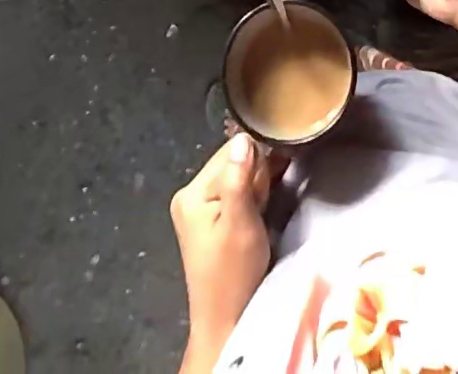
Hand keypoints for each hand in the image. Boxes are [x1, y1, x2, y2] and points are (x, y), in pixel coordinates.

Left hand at [171, 133, 274, 360]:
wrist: (227, 320)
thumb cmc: (234, 273)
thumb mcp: (240, 222)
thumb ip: (240, 178)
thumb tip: (243, 137)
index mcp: (191, 191)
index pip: (231, 150)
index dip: (256, 164)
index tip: (266, 189)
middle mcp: (192, 193)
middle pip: (236, 161)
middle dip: (257, 178)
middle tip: (261, 207)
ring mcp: (201, 206)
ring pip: (241, 175)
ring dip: (258, 189)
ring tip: (260, 213)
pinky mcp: (213, 217)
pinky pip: (239, 191)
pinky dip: (253, 198)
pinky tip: (259, 212)